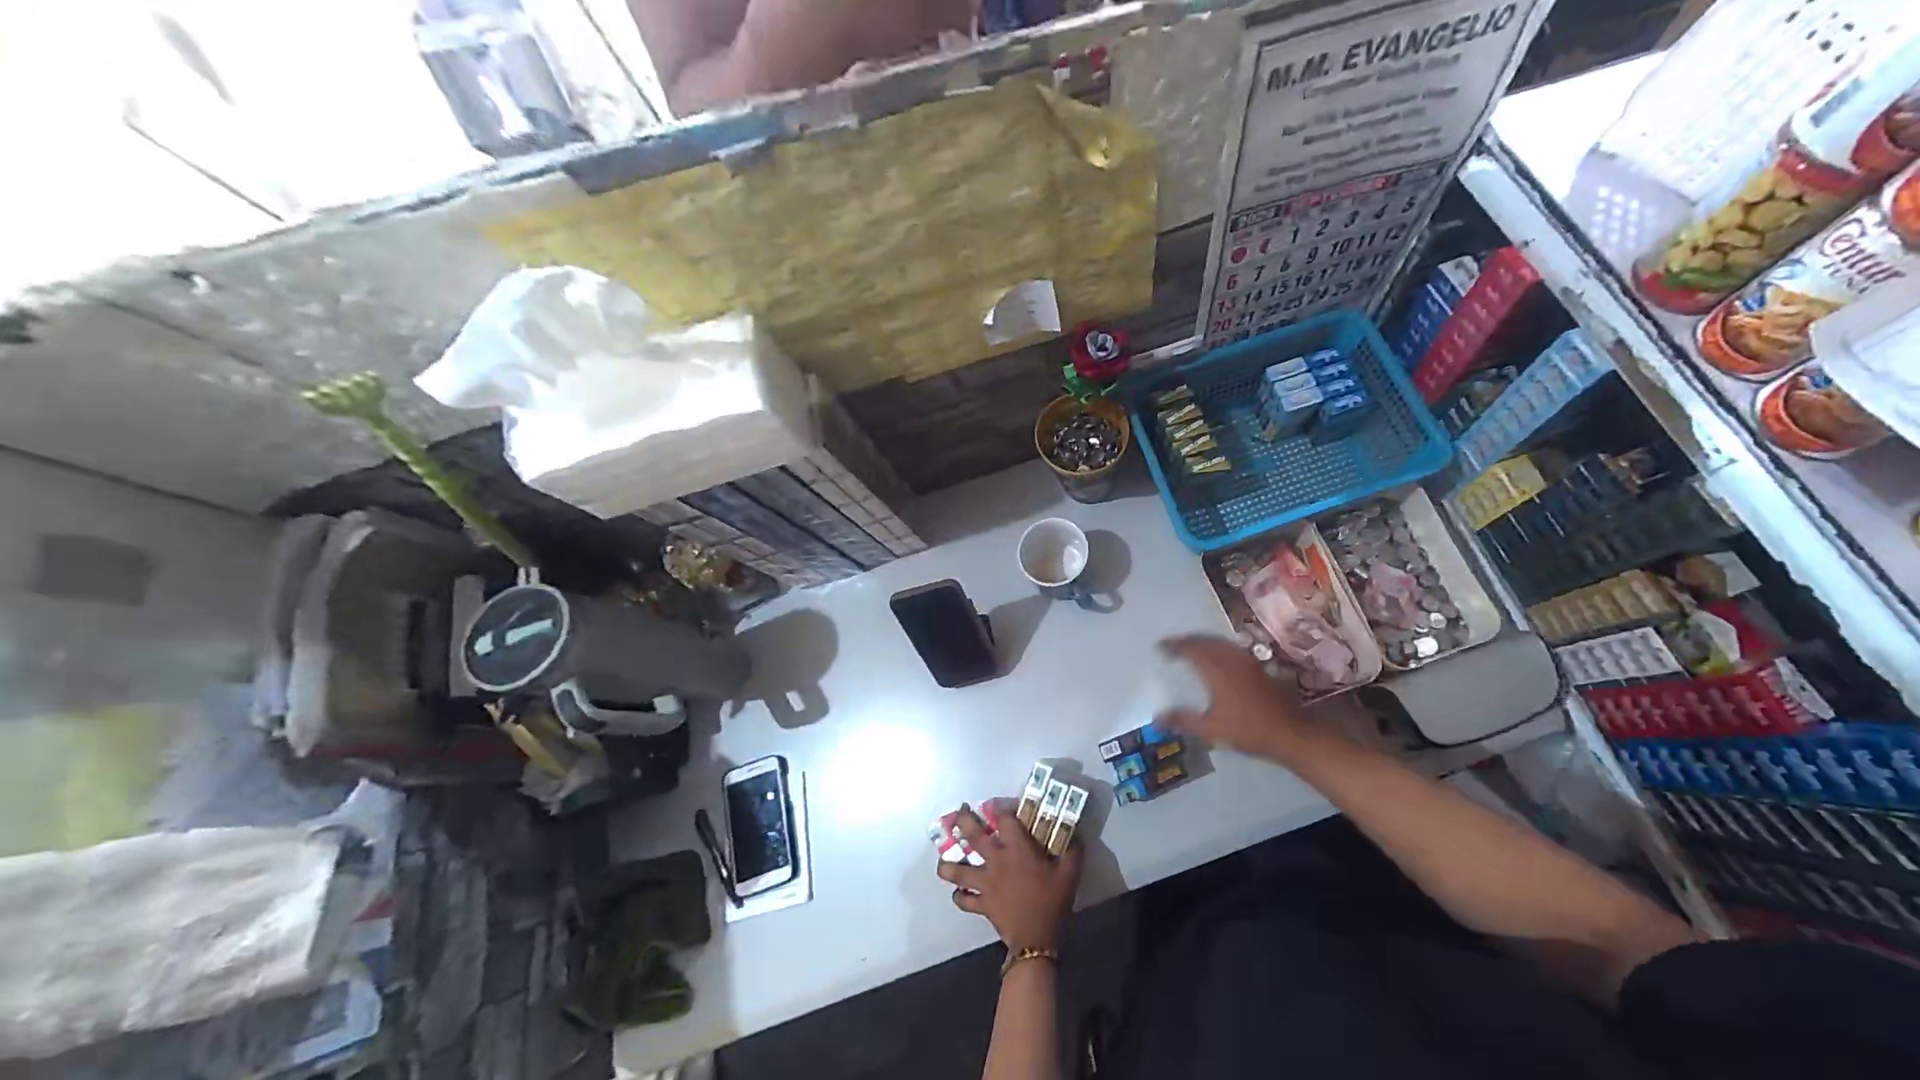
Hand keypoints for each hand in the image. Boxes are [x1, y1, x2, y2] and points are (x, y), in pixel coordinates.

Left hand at [935, 803, 1080, 951]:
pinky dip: (959, 896)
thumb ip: (1073, 852)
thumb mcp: (1070, 875)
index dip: (1002, 808)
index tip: (1001, 805)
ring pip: (957, 870)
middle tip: (960, 811)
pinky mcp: (981, 904)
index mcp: (1016, 850)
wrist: (1036, 939)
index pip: (1005, 819)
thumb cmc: (1052, 903)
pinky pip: (963, 900)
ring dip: (947, 864)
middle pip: (973, 836)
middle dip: (963, 820)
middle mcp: (996, 861)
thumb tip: (1075, 835)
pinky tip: (959, 893)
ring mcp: (985, 883)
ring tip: (942, 858)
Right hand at [1158, 634, 1315, 761]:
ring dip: (1203, 642)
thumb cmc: (1248, 730)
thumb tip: (1156, 719)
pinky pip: (1232, 648)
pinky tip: (1218, 659)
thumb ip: (1183, 721)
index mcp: (1217, 670)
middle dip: (1187, 640)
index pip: (1191, 649)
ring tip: (1192, 648)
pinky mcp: (1258, 667)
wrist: (1290, 733)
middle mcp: (1231, 660)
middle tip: (1173, 645)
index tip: (1160, 647)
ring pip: (1220, 643)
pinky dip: (1218, 647)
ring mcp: (1247, 661)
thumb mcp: (1211, 729)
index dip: (1174, 646)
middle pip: (1205, 640)